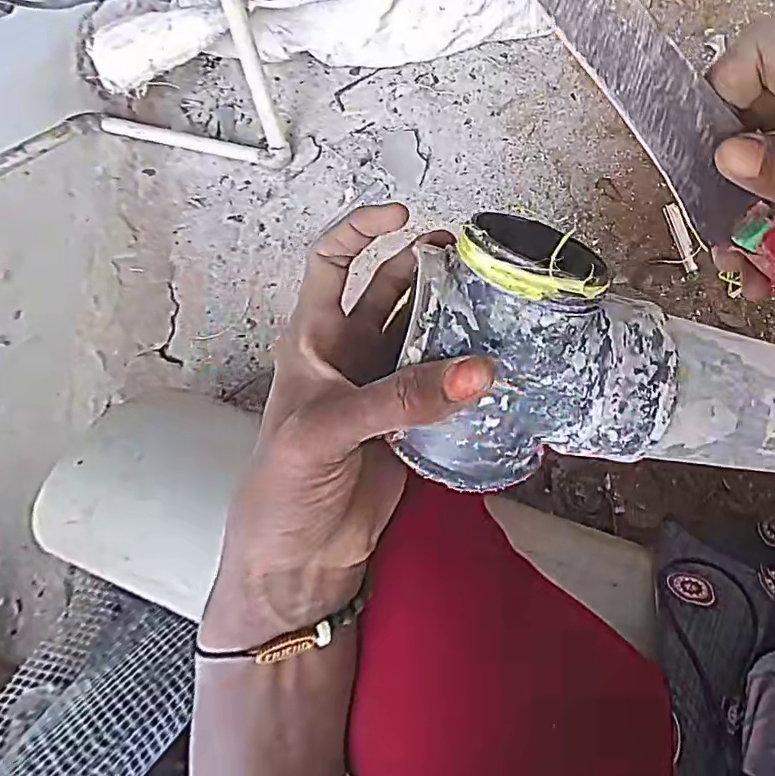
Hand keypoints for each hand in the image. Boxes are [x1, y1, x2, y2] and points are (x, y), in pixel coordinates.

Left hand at [201, 204, 493, 649]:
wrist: (300, 560)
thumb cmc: (281, 490)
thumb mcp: (327, 432)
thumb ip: (400, 399)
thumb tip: (476, 369)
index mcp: (312, 339)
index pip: (330, 261)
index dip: (361, 229)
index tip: (400, 215)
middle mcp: (350, 351)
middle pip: (389, 286)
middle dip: (424, 263)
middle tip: (467, 256)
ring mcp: (384, 382)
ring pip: (423, 328)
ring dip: (452, 310)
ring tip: (488, 297)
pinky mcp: (412, 414)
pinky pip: (444, 375)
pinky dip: (467, 362)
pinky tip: (492, 355)